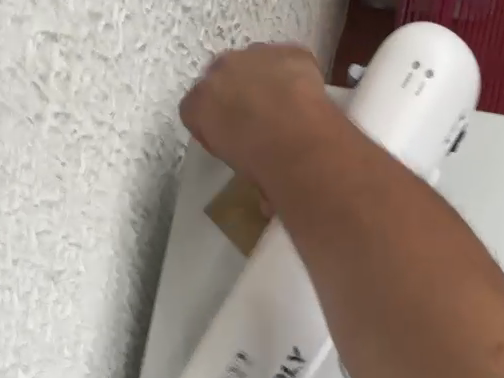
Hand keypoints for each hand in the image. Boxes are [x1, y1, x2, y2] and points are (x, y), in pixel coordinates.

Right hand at [180, 44, 344, 192]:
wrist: (293, 138)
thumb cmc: (258, 164)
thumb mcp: (239, 172)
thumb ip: (243, 165)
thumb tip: (267, 199)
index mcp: (198, 105)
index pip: (195, 110)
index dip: (214, 128)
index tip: (230, 145)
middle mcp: (220, 70)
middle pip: (223, 81)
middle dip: (236, 100)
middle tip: (258, 129)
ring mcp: (256, 56)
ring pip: (256, 67)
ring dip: (265, 84)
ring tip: (286, 115)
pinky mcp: (290, 52)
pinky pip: (290, 63)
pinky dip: (297, 78)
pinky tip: (307, 101)